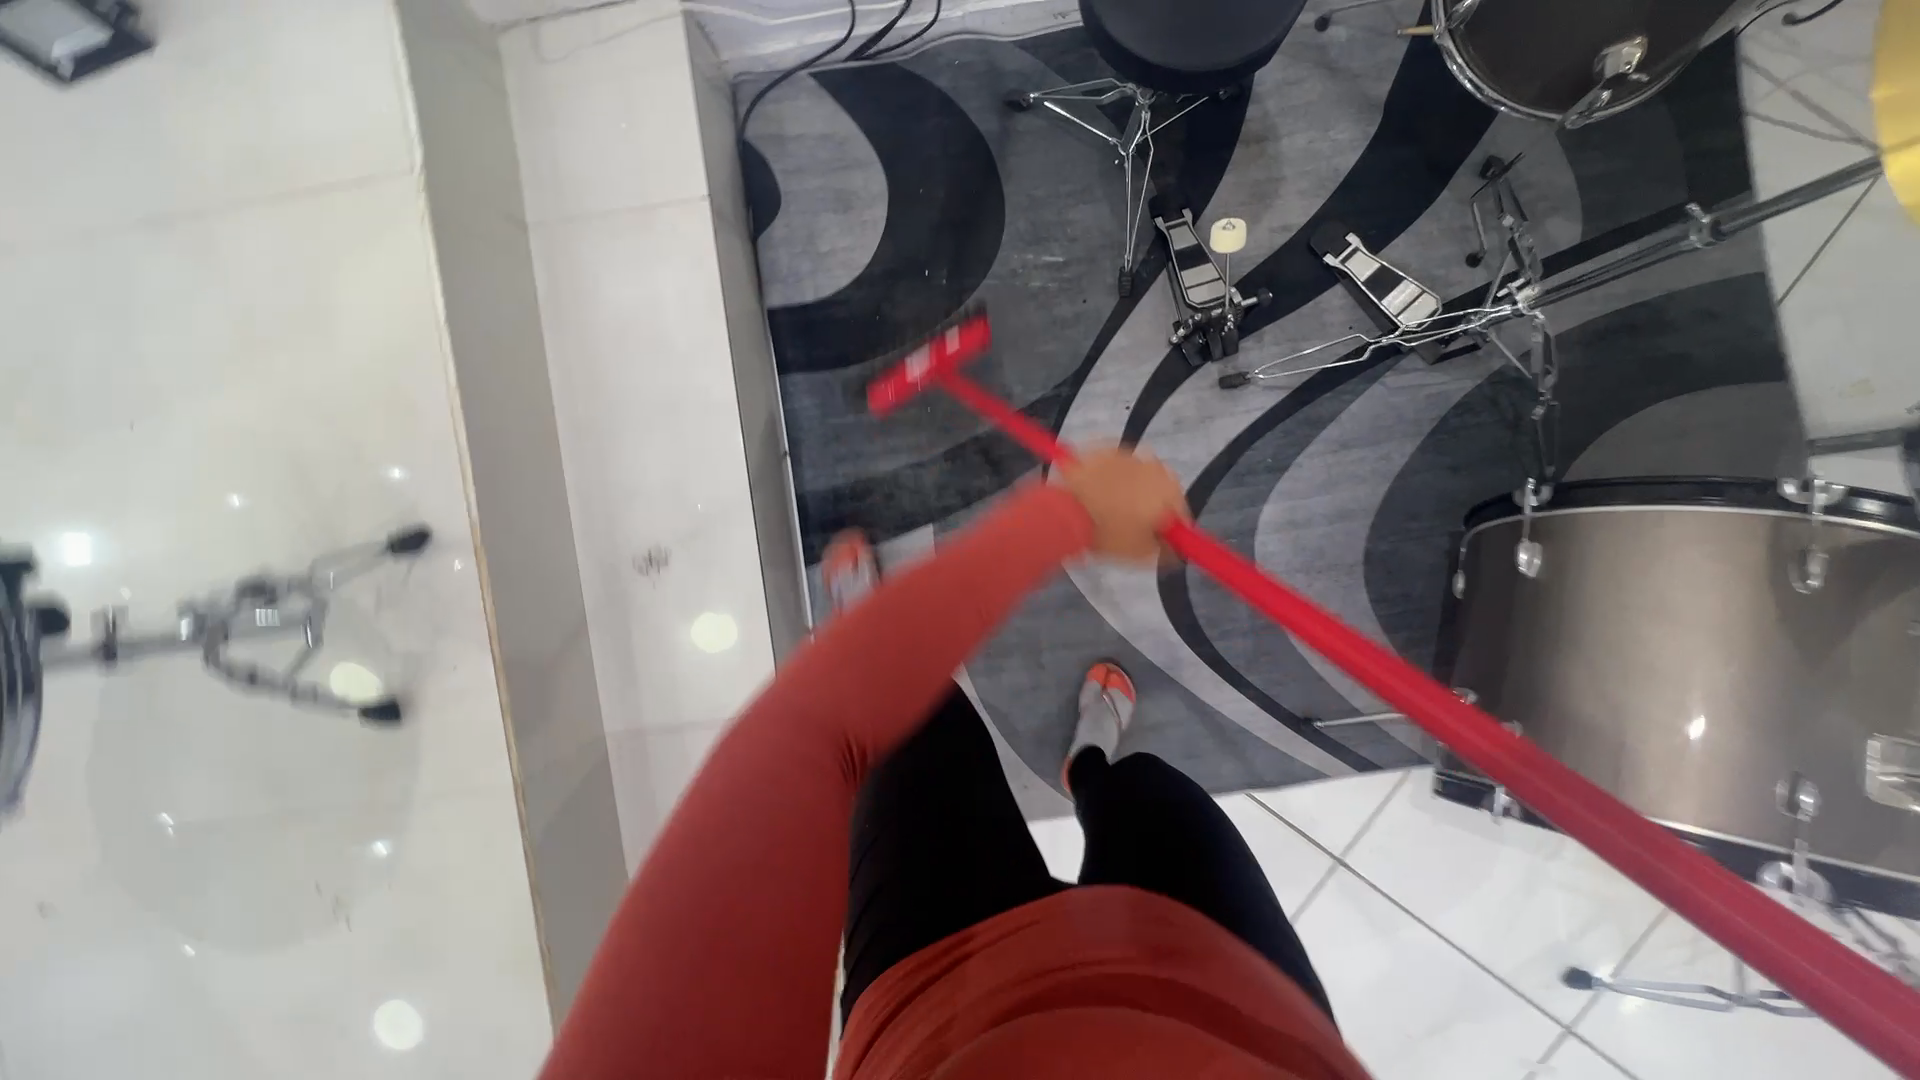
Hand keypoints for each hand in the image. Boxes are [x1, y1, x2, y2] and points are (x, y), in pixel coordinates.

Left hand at [1057, 445, 1190, 562]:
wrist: (1066, 512)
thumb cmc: (1108, 534)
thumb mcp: (1141, 554)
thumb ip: (1164, 549)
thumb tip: (1170, 547)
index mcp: (1169, 490)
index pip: (1180, 511)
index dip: (1172, 528)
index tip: (1162, 539)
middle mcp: (1153, 466)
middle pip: (1160, 487)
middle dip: (1152, 502)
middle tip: (1134, 522)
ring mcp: (1126, 453)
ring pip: (1136, 472)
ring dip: (1130, 486)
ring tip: (1111, 504)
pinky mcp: (1102, 447)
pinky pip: (1112, 463)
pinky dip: (1109, 474)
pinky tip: (1096, 489)